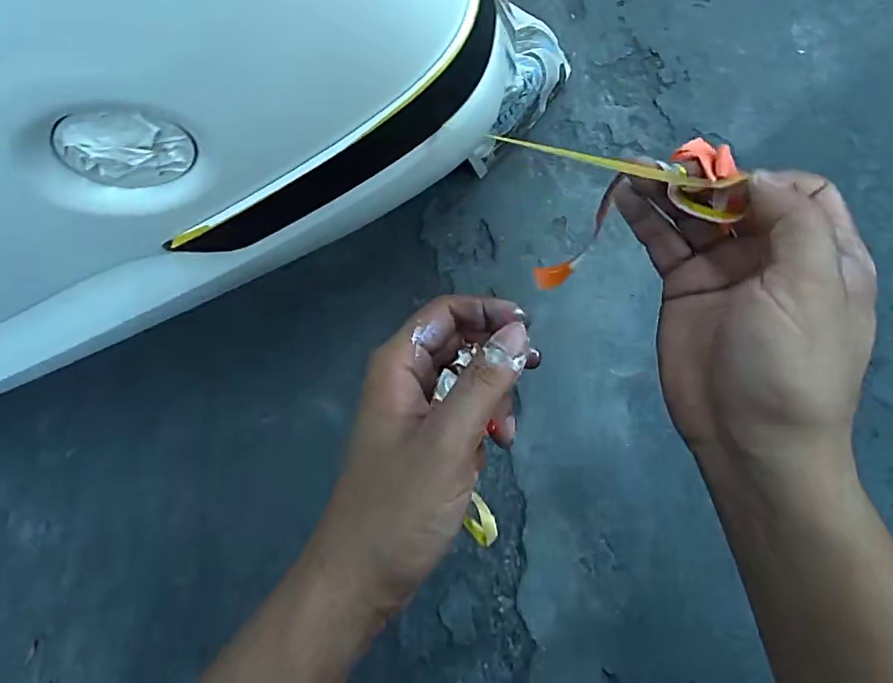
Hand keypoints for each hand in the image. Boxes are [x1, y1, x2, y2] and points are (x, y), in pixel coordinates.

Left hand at [302, 296, 537, 619]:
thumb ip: (485, 381)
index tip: (526, 327)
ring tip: (507, 428)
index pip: (446, 311)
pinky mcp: (425, 438)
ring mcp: (414, 410)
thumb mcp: (450, 439)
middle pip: (459, 341)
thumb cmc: (400, 506)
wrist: (361, 580)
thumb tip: (518, 330)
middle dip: (495, 355)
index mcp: (398, 364)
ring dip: (493, 394)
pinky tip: (495, 446)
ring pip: (465, 377)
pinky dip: (483, 421)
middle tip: (531, 369)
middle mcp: (404, 378)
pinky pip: (462, 410)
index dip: (487, 311)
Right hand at [614, 170, 876, 468]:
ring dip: (668, 187)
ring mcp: (725, 269)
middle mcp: (773, 254)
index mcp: (821, 253)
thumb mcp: (814, 289)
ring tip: (635, 169)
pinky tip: (626, 194)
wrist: (747, 442)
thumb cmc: (792, 364)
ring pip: (696, 212)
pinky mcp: (686, 285)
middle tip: (673, 170)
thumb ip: (795, 222)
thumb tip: (757, 177)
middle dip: (707, 177)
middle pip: (739, 196)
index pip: (801, 192)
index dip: (768, 181)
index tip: (736, 193)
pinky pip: (664, 239)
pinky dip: (645, 214)